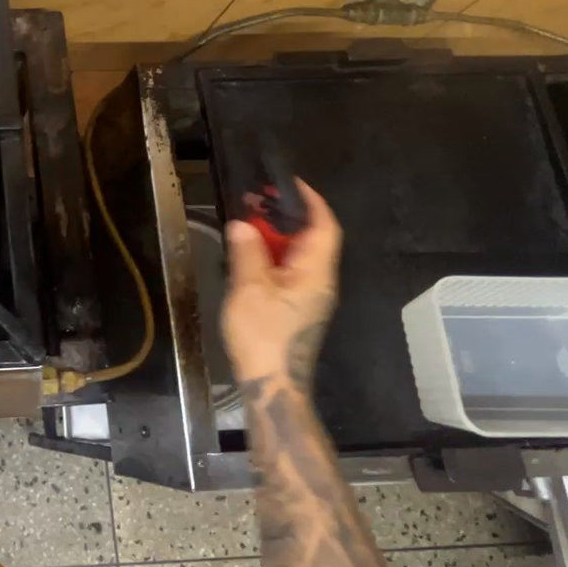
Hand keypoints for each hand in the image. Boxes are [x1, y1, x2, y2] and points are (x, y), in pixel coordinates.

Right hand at [222, 180, 341, 390]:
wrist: (271, 383)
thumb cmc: (264, 334)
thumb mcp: (250, 289)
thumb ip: (248, 252)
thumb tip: (243, 224)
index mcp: (315, 272)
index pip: (324, 227)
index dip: (311, 202)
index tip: (289, 183)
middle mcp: (318, 281)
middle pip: (310, 239)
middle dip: (285, 216)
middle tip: (255, 199)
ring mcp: (308, 297)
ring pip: (297, 256)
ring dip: (274, 236)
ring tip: (246, 222)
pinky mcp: (295, 309)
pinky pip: (287, 271)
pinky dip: (270, 256)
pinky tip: (247, 254)